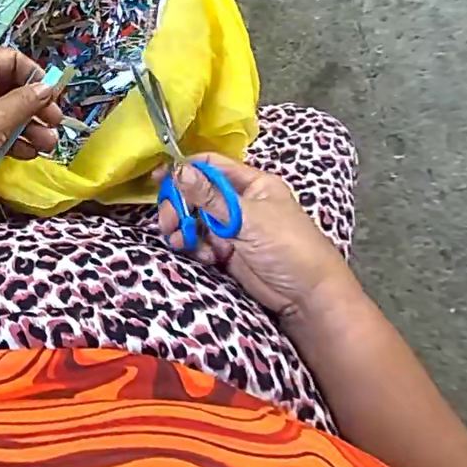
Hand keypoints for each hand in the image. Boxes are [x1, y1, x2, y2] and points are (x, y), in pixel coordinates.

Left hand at [0, 49, 63, 202]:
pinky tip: (30, 154)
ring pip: (7, 113)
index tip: (52, 95)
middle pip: (11, 87)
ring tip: (49, 145)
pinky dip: (15, 140)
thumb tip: (48, 87)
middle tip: (55, 123)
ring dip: (30, 127)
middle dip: (36, 106)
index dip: (33, 74)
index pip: (9, 59)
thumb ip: (26, 101)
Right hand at [155, 153, 360, 318]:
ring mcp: (230, 226)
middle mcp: (238, 201)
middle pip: (195, 193)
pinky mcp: (224, 249)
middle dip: (179, 205)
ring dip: (182, 227)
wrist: (307, 299)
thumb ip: (210, 196)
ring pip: (193, 217)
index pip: (211, 166)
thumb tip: (179, 169)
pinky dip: (193, 246)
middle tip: (169, 221)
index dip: (185, 169)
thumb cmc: (288, 248)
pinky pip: (198, 240)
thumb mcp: (247, 218)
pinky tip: (201, 255)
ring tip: (179, 240)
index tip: (159, 178)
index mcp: (252, 184)